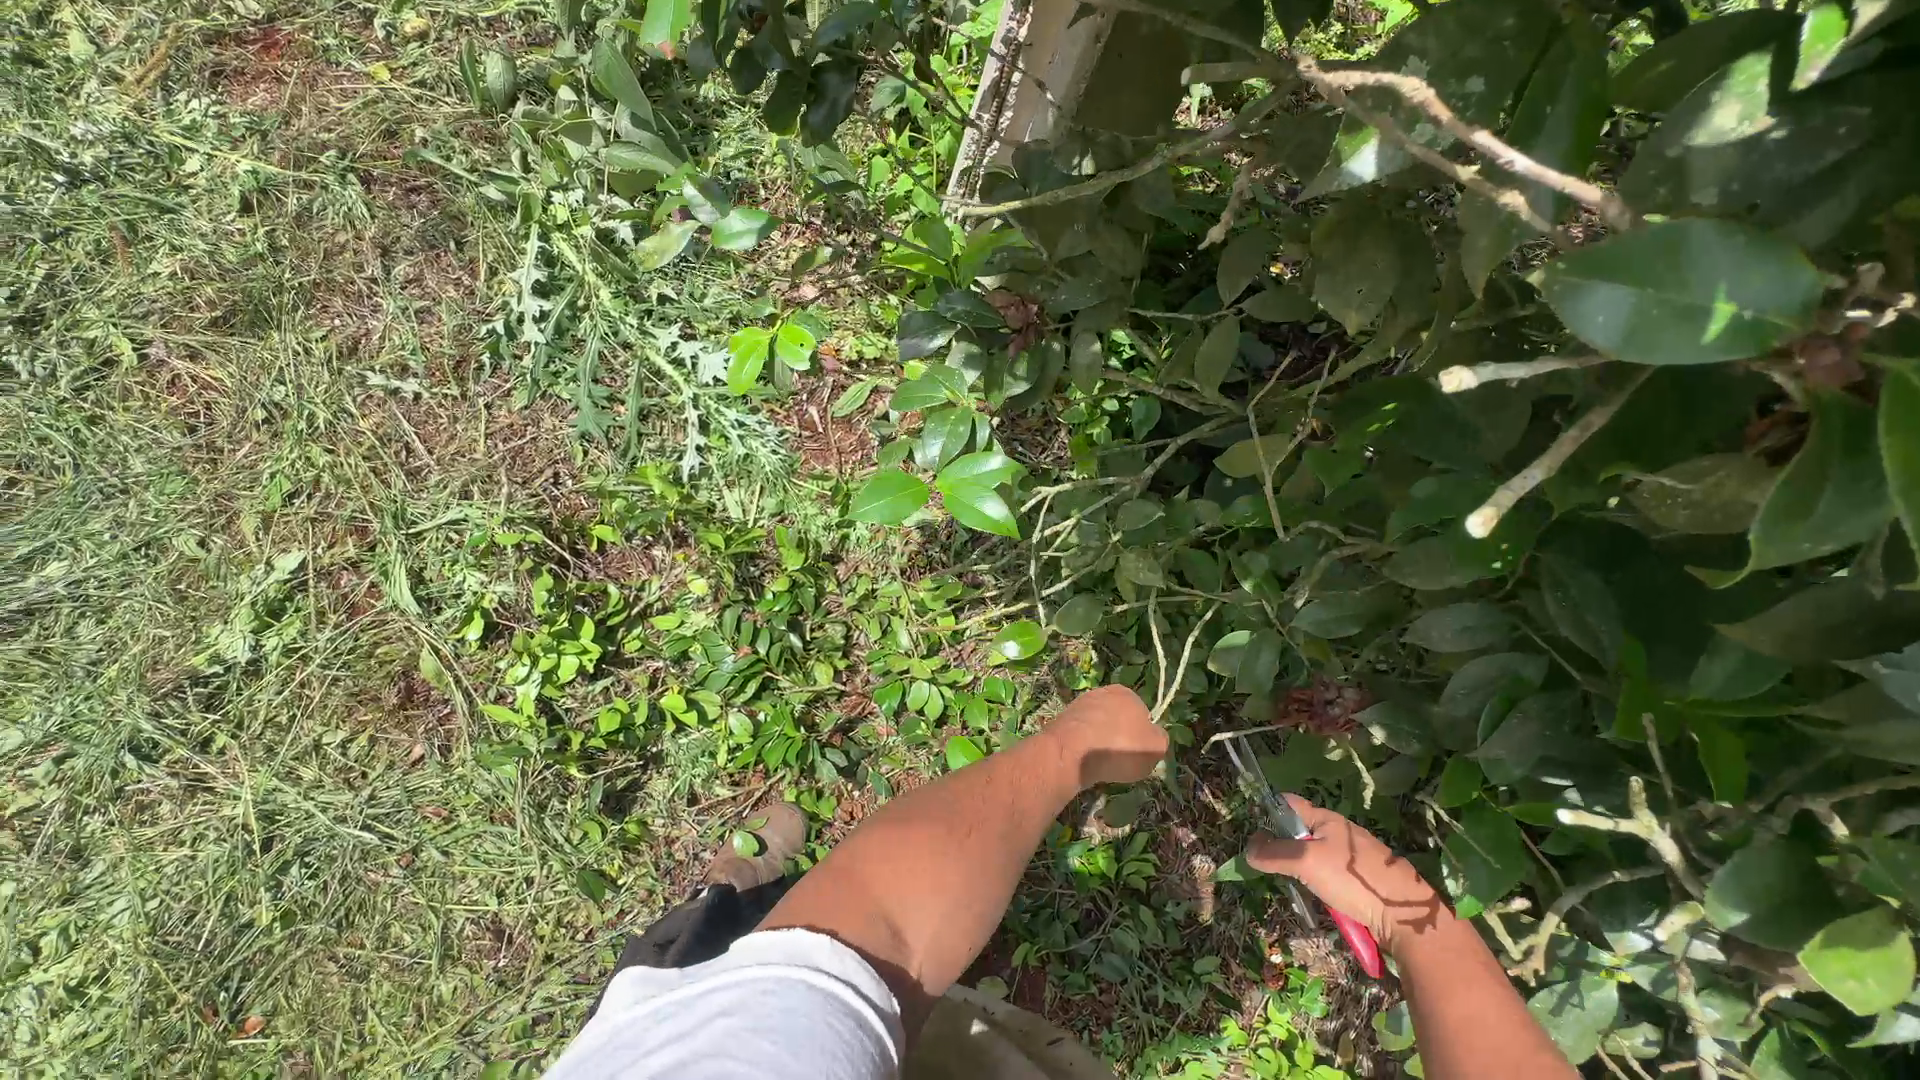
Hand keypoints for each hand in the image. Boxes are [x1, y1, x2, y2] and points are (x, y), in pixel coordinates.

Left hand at [1045, 685, 1166, 787]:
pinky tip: (1086, 762)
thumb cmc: (1119, 747)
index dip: (1142, 734)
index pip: (1141, 713)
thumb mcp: (1156, 747)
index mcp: (1126, 693)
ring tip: (1103, 764)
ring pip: (1098, 729)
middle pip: (1118, 720)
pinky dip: (1085, 749)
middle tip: (1122, 759)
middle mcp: (1101, 693)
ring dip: (1102, 744)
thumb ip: (1160, 739)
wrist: (1071, 753)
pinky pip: (1081, 738)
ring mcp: (1078, 706)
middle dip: (1121, 738)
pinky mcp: (1062, 722)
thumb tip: (1153, 736)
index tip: (1139, 750)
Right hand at [1244, 797, 1448, 953]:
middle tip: (1270, 867)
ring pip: (1313, 858)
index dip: (1268, 812)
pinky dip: (1319, 886)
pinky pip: (1329, 877)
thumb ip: (1274, 853)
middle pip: (1299, 833)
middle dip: (1282, 848)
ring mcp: (1351, 858)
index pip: (1288, 803)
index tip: (1253, 832)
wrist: (1404, 915)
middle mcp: (1338, 833)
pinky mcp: (1360, 881)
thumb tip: (1248, 848)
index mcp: (1326, 818)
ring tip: (1296, 887)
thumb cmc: (1352, 878)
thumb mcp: (1305, 861)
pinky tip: (1320, 899)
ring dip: (1301, 872)